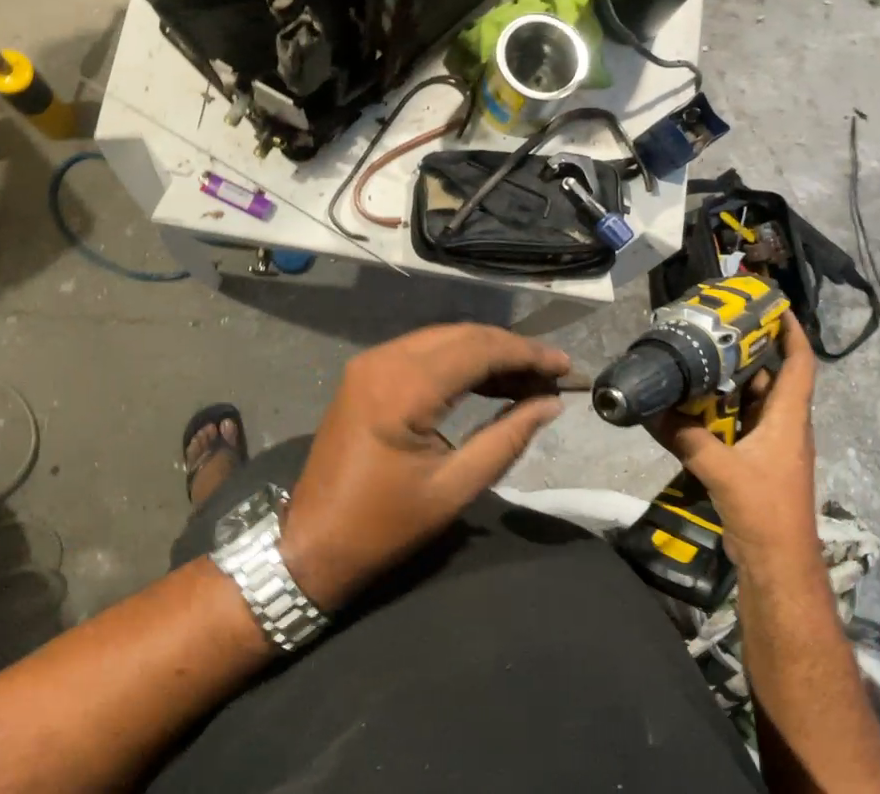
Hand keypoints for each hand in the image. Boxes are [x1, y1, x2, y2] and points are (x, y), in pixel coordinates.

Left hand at [279, 325, 571, 611]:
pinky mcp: (365, 374)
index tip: (568, 366)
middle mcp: (383, 361)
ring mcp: (369, 364)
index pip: (479, 350)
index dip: (528, 354)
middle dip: (512, 350)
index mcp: (403, 388)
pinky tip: (490, 382)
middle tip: (554, 374)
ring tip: (531, 380)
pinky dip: (459, 362)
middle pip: (463, 336)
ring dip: (487, 354)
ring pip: (443, 340)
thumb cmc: (384, 525)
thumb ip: (507, 439)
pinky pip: (423, 353)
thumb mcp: (455, 488)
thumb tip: (551, 403)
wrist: (312, 543)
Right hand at [648, 309, 817, 562]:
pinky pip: (738, 427)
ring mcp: (771, 448)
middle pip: (770, 380)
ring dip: (727, 386)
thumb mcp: (722, 470)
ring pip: (751, 404)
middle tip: (711, 333)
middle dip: (745, 355)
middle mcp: (785, 427)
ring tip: (694, 364)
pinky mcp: (756, 465)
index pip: (800, 364)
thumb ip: (686, 439)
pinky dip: (718, 415)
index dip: (792, 333)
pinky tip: (690, 410)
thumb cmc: (764, 511)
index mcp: (789, 420)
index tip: (774, 306)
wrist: (778, 564)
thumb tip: (650, 411)